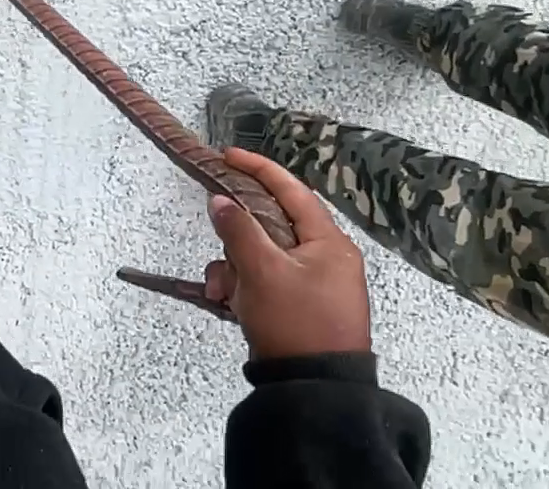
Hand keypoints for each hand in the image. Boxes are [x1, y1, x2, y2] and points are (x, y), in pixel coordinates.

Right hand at [203, 147, 371, 360]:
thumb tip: (219, 201)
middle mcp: (325, 258)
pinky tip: (227, 302)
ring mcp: (313, 283)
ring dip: (233, 266)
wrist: (314, 391)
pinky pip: (262, 278)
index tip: (226, 156)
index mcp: (329, 243)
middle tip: (219, 244)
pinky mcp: (299, 304)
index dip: (258, 168)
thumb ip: (237, 229)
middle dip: (235, 236)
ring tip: (222, 291)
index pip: (292, 189)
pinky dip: (240, 285)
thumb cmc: (294, 322)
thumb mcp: (260, 270)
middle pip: (269, 223)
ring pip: (260, 253)